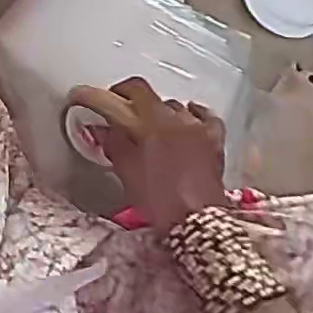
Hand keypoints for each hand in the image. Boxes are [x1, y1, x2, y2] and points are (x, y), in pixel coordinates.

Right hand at [92, 77, 229, 232]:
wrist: (196, 222)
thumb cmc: (158, 199)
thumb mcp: (126, 170)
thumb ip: (112, 142)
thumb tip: (100, 127)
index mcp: (151, 122)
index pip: (132, 89)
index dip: (112, 91)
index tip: (99, 97)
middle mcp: (176, 118)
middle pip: (150, 95)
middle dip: (132, 102)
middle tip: (120, 115)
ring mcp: (198, 128)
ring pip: (175, 106)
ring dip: (160, 112)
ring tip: (150, 127)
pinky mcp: (214, 141)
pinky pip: (204, 117)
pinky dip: (193, 114)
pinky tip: (188, 118)